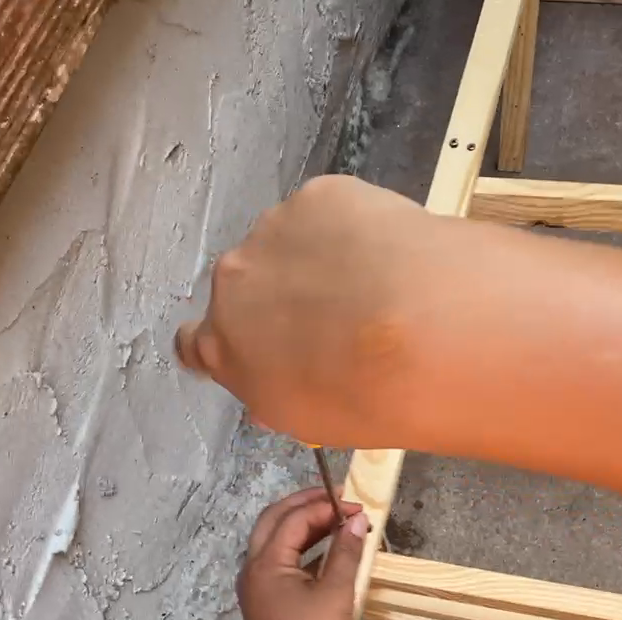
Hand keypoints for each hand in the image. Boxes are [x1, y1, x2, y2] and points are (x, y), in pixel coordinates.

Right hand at [176, 176, 473, 448]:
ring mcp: (274, 230)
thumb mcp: (310, 422)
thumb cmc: (364, 400)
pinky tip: (387, 255)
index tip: (257, 347)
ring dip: (316, 260)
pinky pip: (330, 213)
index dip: (228, 343)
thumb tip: (274, 384)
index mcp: (222, 345)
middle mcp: (232, 282)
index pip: (196, 342)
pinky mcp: (320, 195)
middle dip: (279, 299)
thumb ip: (277, 396)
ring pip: (288, 244)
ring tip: (371, 287)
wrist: (426, 336)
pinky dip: (352, 229)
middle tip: (333, 320)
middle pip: (246, 287)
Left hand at [237, 488, 368, 619]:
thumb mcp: (336, 594)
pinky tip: (331, 551)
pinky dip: (304, 551)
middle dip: (306, 507)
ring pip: (276, 541)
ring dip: (305, 527)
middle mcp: (253, 570)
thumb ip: (346, 552)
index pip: (292, 520)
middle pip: (274, 522)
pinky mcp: (267, 601)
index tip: (356, 507)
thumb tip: (357, 521)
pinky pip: (282, 563)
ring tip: (339, 522)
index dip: (324, 508)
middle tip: (339, 501)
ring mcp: (257, 586)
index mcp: (264, 564)